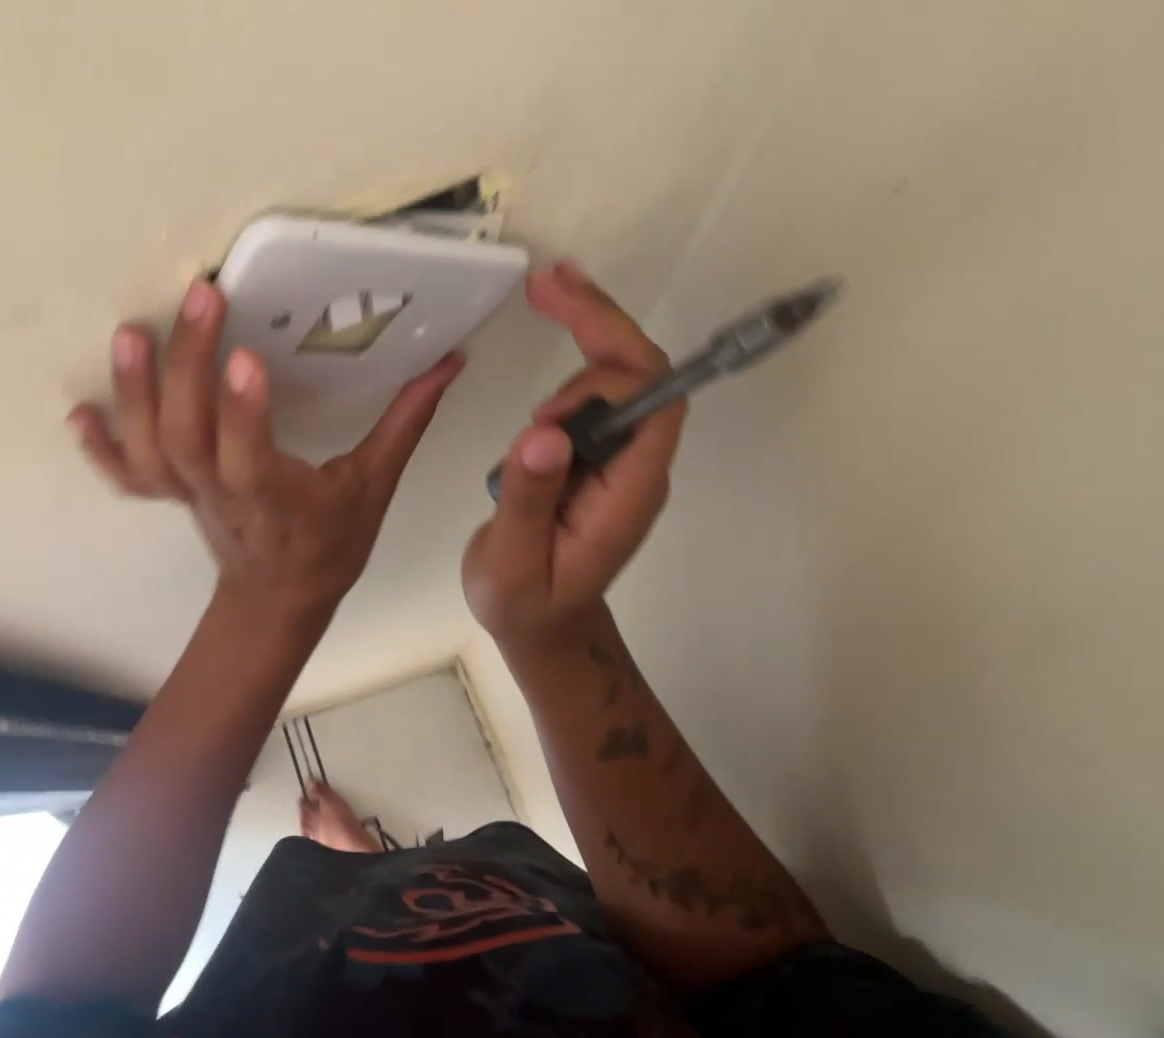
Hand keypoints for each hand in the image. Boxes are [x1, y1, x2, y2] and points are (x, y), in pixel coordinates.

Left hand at [70, 280, 465, 617]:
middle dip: (188, 367)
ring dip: (134, 395)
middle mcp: (222, 492)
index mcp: (277, 496)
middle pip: (188, 437)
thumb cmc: (327, 546)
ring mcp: (188, 493)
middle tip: (201, 297)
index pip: (251, 457)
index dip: (244, 412)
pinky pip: (127, 477)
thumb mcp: (373, 488)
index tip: (246, 354)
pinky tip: (80, 413)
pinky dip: (100, 449)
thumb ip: (403, 425)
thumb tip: (447, 364)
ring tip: (131, 334)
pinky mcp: (170, 493)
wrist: (277, 599)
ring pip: (151, 450)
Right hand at [463, 262, 684, 645]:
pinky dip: (570, 370)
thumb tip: (544, 433)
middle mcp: (633, 467)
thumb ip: (529, 501)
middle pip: (639, 376)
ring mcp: (616, 462)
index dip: (611, 360)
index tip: (549, 352)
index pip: (650, 402)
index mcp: (627, 491)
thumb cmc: (525, 605)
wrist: (542, 628)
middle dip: (598, 323)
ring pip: (616, 381)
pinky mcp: (594, 461)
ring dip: (578, 349)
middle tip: (544, 283)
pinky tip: (544, 350)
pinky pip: (595, 402)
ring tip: (531, 356)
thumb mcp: (513, 563)